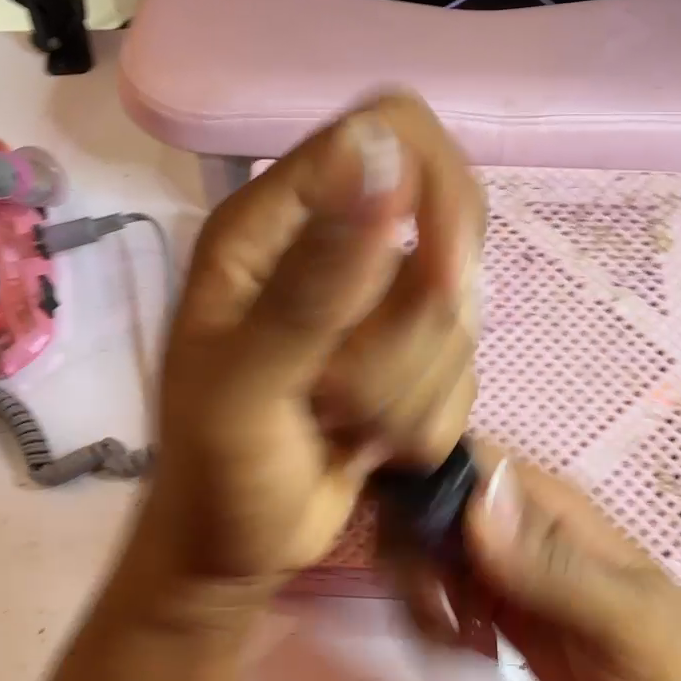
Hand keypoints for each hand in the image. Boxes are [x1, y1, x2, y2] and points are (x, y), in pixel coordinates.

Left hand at [128, 93, 483, 618]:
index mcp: (271, 225)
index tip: (440, 283)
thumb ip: (310, 286)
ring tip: (337, 428)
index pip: (391, 131)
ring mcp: (374, 308)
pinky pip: (464, 379)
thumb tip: (381, 160)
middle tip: (332, 398)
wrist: (233, 548)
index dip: (435, 197)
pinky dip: (422, 426)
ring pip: (459, 321)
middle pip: (446, 237)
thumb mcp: (247, 389)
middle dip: (405, 342)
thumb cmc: (216, 473)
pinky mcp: (408, 363)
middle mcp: (329, 249)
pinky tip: (365, 448)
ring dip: (406, 396)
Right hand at [394, 446, 680, 680]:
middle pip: (432, 503)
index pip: (471, 459)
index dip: (426, 478)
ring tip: (453, 637)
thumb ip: (551, 565)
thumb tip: (474, 509)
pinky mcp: (488, 603)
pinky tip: (459, 646)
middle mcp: (517, 523)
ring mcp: (499, 563)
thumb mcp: (619, 621)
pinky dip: (428, 615)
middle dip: (415, 551)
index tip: (412, 533)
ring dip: (418, 589)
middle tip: (437, 609)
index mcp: (552, 506)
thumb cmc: (665, 672)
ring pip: (425, 547)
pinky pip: (434, 591)